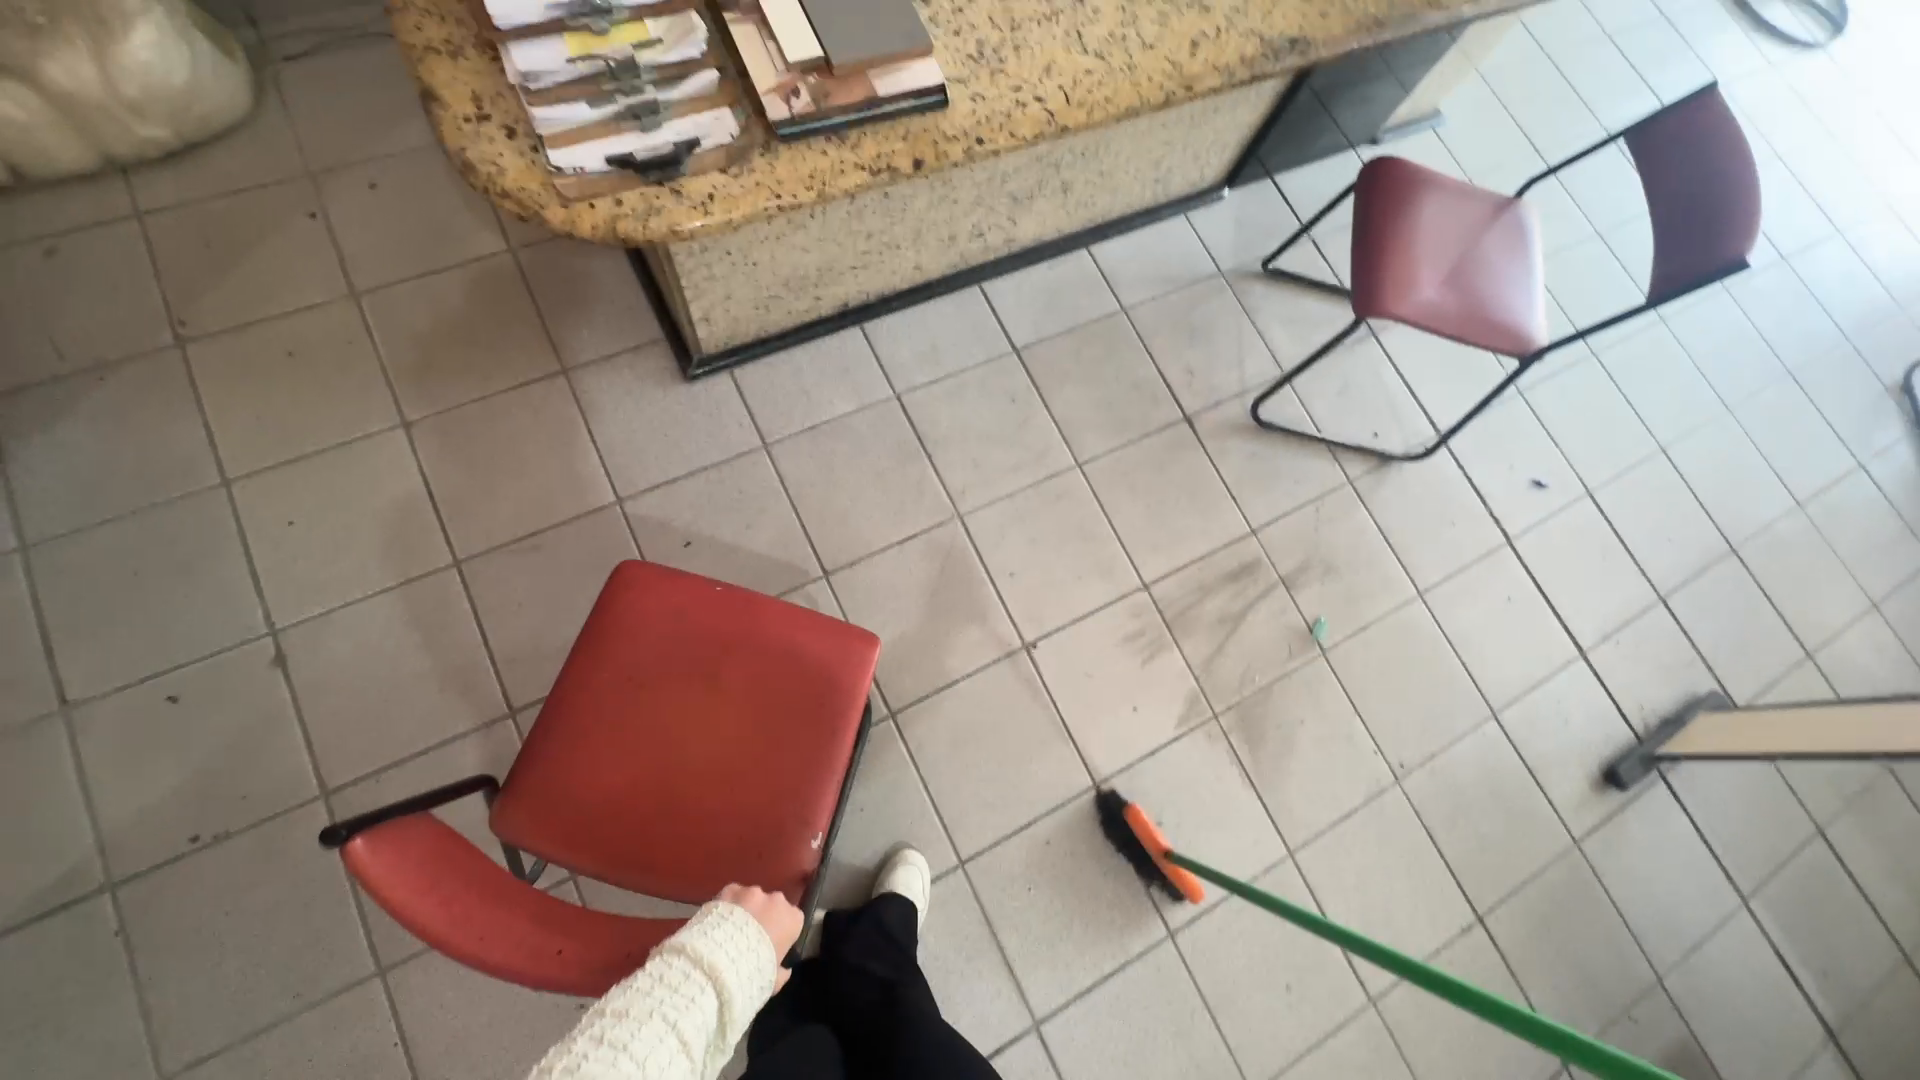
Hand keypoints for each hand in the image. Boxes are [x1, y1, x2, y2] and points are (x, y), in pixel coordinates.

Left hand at [718, 884, 803, 989]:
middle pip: (773, 906)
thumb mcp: (773, 980)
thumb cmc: (753, 972)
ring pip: (751, 898)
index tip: (772, 944)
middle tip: (749, 937)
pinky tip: (719, 920)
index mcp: (793, 919)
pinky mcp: (731, 889)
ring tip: (730, 930)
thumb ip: (782, 972)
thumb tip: (785, 970)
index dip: (782, 931)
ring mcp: (753, 892)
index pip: (793, 920)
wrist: (720, 962)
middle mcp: (777, 900)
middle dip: (763, 917)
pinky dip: (728, 904)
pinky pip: (732, 895)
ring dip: (745, 909)